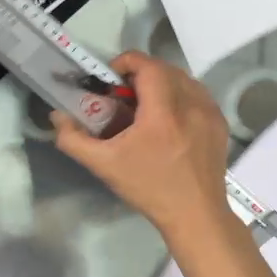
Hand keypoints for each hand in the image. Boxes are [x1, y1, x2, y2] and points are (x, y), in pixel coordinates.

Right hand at [50, 51, 233, 238]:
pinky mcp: (219, 123)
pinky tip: (166, 116)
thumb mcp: (102, 165)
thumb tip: (57, 116)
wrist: (196, 215)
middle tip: (121, 92)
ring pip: (184, 78)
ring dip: (160, 81)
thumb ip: (72, 139)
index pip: (148, 66)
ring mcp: (210, 114)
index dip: (126, 62)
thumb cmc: (148, 188)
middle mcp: (191, 106)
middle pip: (165, 68)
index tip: (110, 78)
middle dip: (140, 72)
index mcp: (163, 114)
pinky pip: (198, 94)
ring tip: (144, 102)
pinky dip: (179, 93)